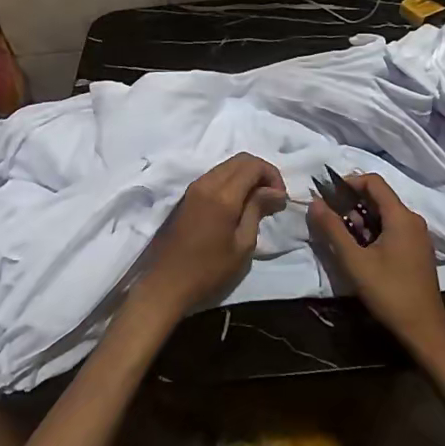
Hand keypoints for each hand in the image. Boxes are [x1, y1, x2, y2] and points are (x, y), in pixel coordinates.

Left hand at [138, 153, 286, 314]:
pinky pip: (214, 177)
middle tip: (271, 197)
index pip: (253, 165)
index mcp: (222, 195)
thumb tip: (275, 191)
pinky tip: (237, 205)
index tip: (280, 198)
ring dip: (245, 176)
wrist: (165, 285)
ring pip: (226, 166)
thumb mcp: (242, 245)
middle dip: (261, 172)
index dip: (272, 175)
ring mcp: (193, 189)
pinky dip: (231, 182)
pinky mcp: (186, 197)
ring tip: (256, 202)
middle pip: (240, 159)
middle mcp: (206, 183)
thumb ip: (257, 210)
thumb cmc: (209, 270)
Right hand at [307, 173, 444, 354]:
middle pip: (380, 198)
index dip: (349, 182)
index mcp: (401, 216)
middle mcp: (413, 219)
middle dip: (352, 203)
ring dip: (362, 219)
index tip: (327, 195)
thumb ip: (333, 229)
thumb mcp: (354, 261)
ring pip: (385, 215)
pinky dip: (374, 231)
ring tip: (341, 236)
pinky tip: (360, 249)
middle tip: (330, 219)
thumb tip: (315, 203)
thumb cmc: (388, 291)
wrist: (423, 327)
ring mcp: (417, 235)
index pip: (374, 182)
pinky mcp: (417, 250)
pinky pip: (393, 228)